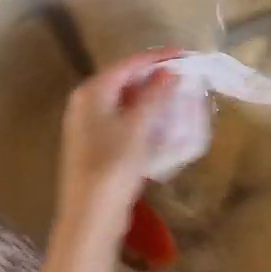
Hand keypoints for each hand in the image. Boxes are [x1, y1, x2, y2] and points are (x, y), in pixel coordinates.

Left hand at [57, 49, 181, 230]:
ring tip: (178, 97)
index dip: (159, 58)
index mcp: (92, 90)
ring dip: (150, 99)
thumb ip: (156, 94)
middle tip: (184, 76)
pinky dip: (141, 117)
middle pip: (125, 81)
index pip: (130, 64)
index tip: (185, 56)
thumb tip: (170, 72)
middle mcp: (85, 102)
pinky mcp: (93, 146)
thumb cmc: (113, 164)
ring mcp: (87, 125)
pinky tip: (161, 123)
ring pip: (124, 102)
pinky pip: (121, 120)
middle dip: (155, 78)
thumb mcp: (139, 125)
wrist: (90, 216)